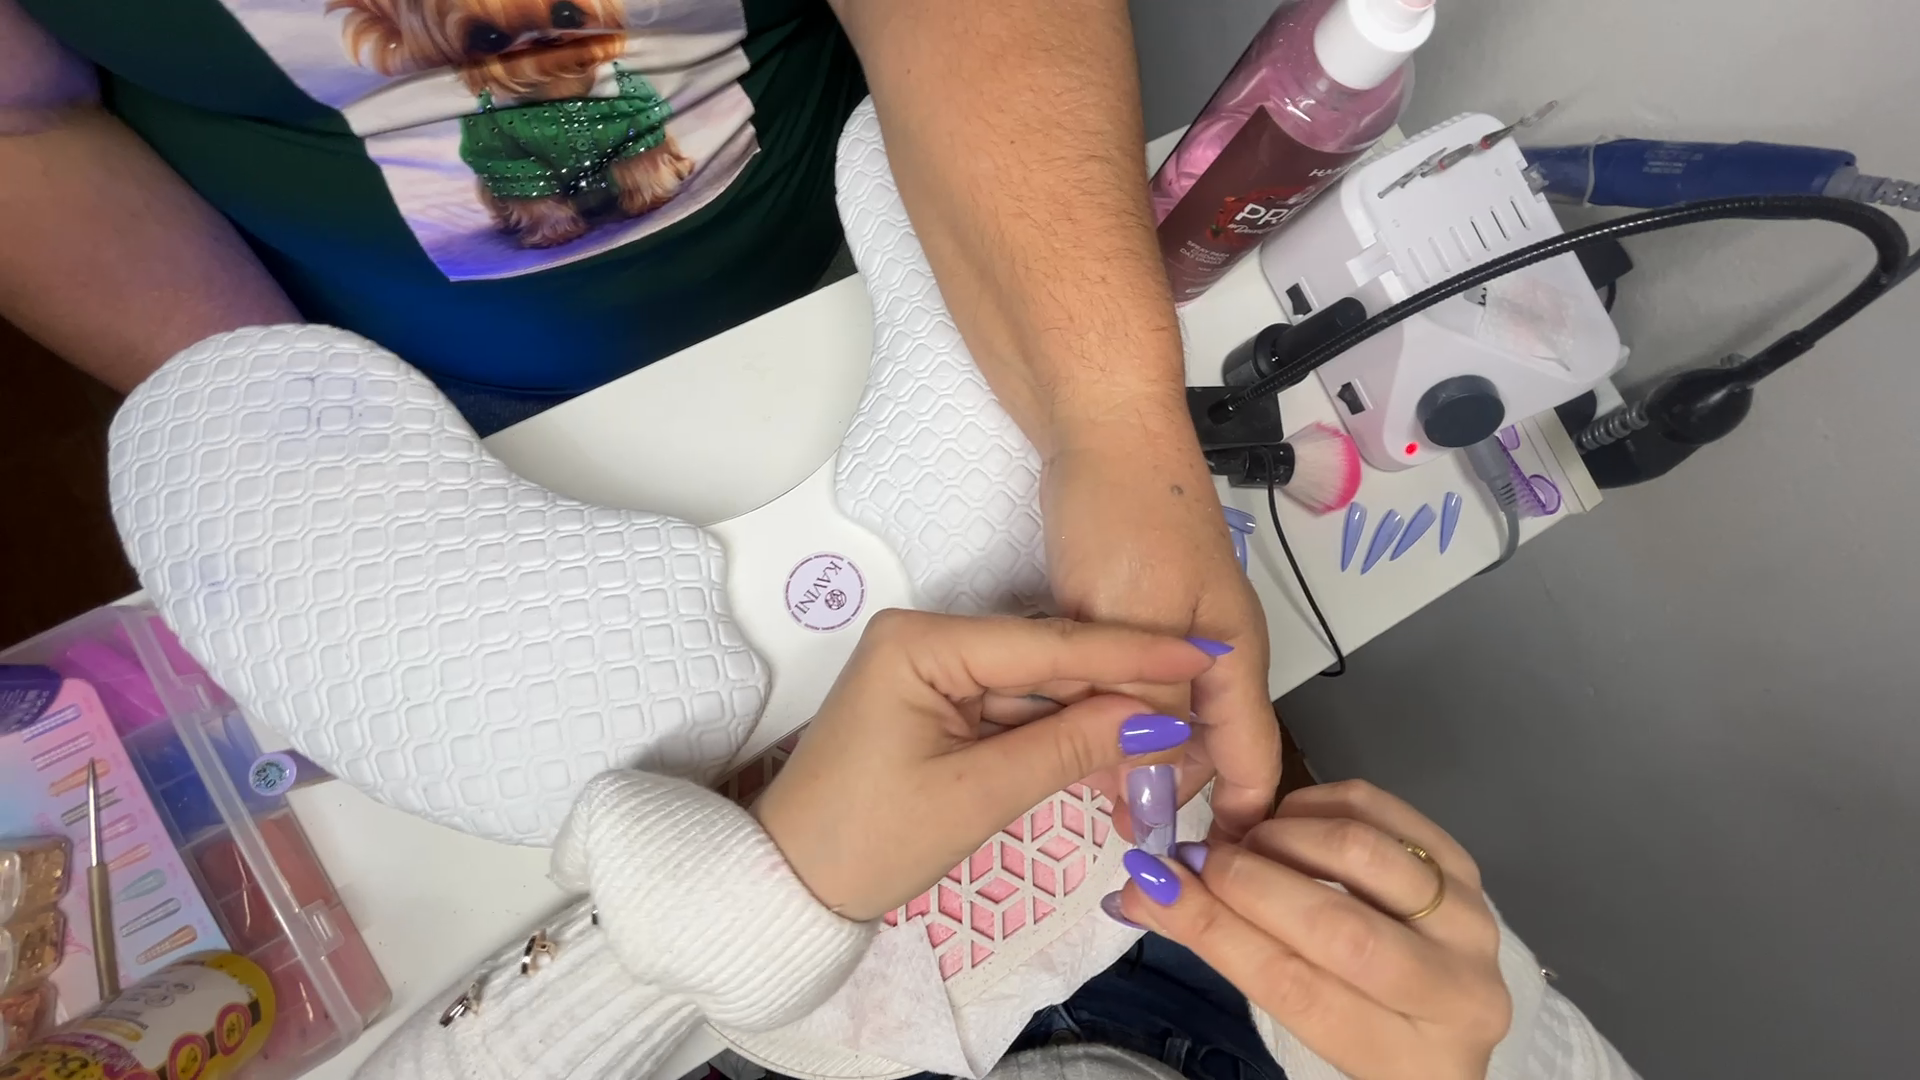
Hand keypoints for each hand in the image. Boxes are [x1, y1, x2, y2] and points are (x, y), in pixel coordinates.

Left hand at [754, 610, 1219, 920]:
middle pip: (1041, 658)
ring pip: (1032, 683)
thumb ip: (1069, 747)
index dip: (1129, 652)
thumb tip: (1155, 720)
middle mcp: (927, 637)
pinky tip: (1109, 737)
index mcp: (922, 641)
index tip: (1202, 650)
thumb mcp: (977, 794)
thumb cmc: (870, 842)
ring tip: (1168, 723)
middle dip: (1116, 684)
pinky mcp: (936, 698)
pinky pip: (1009, 705)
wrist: (792, 885)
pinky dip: (1056, 727)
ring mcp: (931, 666)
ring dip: (1092, 709)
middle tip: (1197, 694)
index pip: (1045, 644)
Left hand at [1041, 429, 1277, 841]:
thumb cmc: (1126, 520)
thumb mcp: (1133, 619)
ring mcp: (1164, 627)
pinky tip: (1065, 725)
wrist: (1102, 429)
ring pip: (1156, 713)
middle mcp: (1205, 650)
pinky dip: (1100, 706)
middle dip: (1162, 783)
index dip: (1233, 814)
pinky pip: (1122, 679)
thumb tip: (1145, 790)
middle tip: (1115, 825)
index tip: (1199, 866)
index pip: (1250, 755)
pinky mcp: (1126, 610)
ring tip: (1082, 782)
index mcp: (1229, 657)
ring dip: (1125, 746)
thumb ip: (1142, 703)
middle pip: (1200, 742)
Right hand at [1114, 781, 1511, 1079]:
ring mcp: (1471, 922)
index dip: (1217, 930)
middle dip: (1250, 882)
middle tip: (1201, 858)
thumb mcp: (1285, 1005)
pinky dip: (1314, 803)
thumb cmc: (1348, 1013)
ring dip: (1283, 839)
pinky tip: (1289, 824)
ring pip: (1361, 854)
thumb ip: (1215, 941)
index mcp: (1403, 1060)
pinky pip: (1374, 807)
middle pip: (1340, 930)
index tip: (1156, 881)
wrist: (1435, 1004)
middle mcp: (1458, 997)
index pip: (1296, 989)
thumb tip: (1139, 886)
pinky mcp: (1461, 862)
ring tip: (1250, 846)